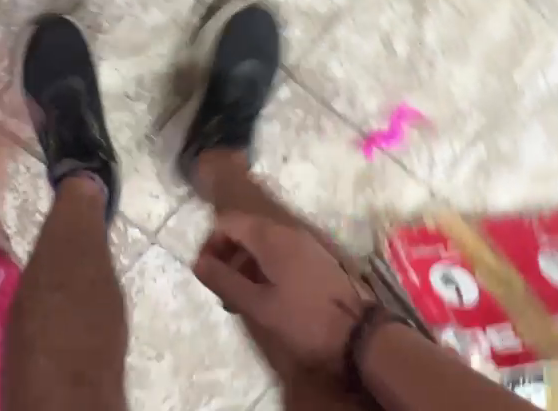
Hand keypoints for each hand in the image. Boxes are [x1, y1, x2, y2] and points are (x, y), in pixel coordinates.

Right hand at [192, 212, 369, 375]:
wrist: (361, 334)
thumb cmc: (305, 319)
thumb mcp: (259, 306)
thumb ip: (225, 281)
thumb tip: (197, 263)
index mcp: (269, 236)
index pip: (227, 222)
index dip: (210, 243)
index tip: (205, 271)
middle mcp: (286, 230)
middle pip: (245, 229)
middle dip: (227, 254)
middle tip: (221, 287)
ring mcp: (304, 242)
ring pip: (263, 241)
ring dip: (245, 262)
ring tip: (241, 297)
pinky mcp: (316, 257)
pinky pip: (280, 250)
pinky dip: (265, 265)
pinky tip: (267, 295)